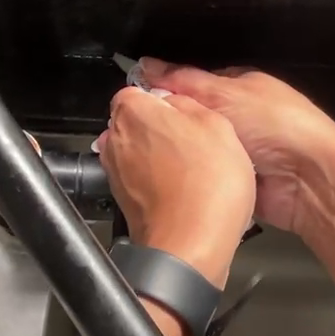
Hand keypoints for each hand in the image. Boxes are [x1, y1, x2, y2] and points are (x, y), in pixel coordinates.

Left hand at [97, 86, 255, 286]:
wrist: (191, 245)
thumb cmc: (206, 186)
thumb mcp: (218, 125)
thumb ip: (190, 104)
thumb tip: (175, 101)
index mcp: (134, 111)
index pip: (135, 91)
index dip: (160, 100)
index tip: (182, 111)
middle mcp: (116, 140)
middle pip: (134, 123)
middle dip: (159, 129)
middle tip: (193, 141)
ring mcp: (116, 173)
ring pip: (137, 153)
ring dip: (159, 158)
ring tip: (192, 170)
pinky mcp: (124, 201)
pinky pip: (140, 181)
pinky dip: (158, 183)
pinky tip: (185, 192)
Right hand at [137, 59, 334, 233]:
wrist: (308, 179)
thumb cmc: (275, 125)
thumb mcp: (223, 94)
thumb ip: (183, 81)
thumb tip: (147, 64)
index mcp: (241, 87)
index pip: (194, 82)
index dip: (166, 89)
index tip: (138, 99)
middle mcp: (241, 117)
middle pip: (194, 117)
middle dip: (173, 125)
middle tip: (141, 131)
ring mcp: (242, 149)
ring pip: (198, 147)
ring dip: (183, 153)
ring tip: (151, 155)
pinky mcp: (239, 178)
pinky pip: (208, 174)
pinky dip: (196, 176)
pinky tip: (174, 177)